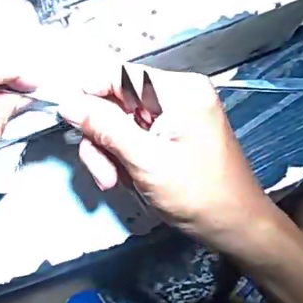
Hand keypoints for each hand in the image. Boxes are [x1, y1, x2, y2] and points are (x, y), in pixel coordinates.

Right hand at [58, 64, 281, 250]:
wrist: (235, 227)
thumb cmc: (200, 194)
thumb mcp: (145, 160)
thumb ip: (105, 128)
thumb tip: (69, 103)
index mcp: (180, 90)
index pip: (120, 74)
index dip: (89, 93)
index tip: (67, 116)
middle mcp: (177, 95)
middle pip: (116, 102)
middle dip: (103, 138)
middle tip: (105, 172)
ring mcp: (175, 116)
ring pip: (120, 123)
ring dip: (111, 153)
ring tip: (117, 182)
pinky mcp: (171, 135)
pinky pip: (133, 136)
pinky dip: (124, 158)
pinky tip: (130, 179)